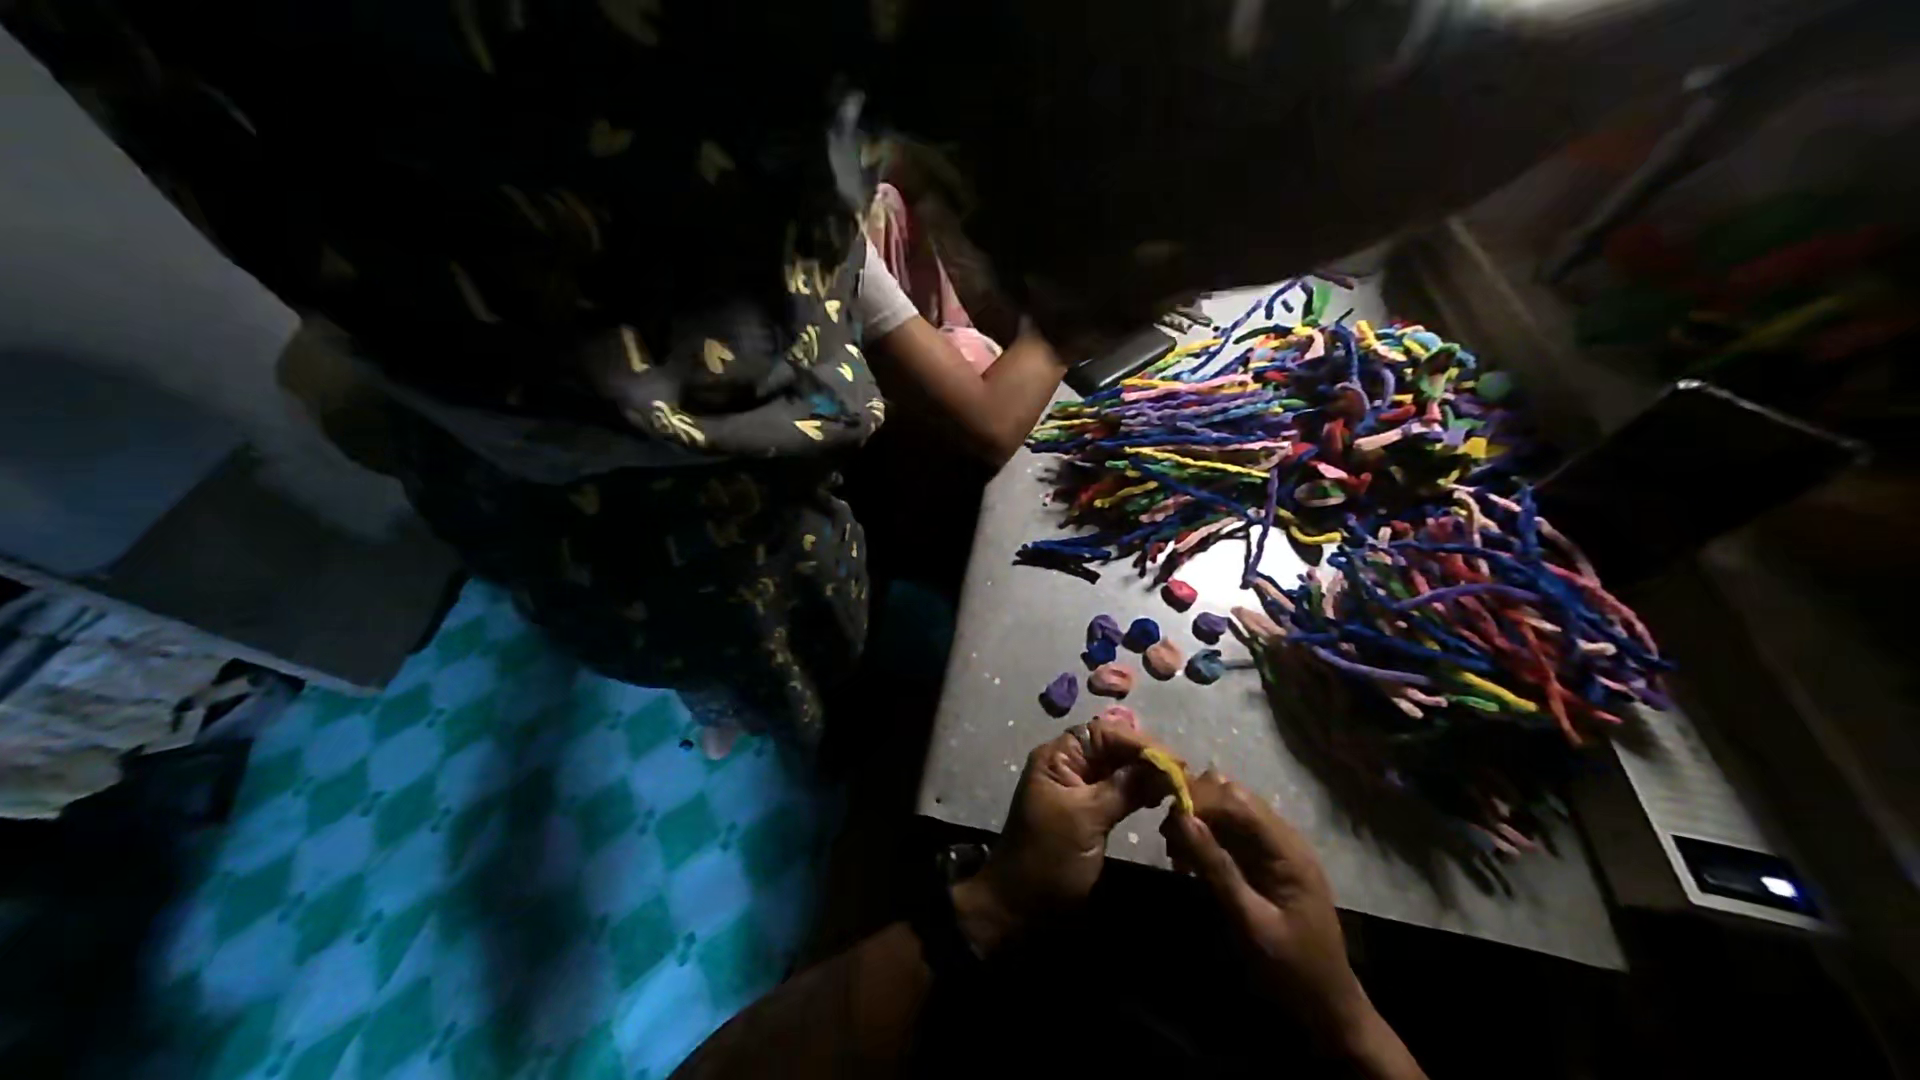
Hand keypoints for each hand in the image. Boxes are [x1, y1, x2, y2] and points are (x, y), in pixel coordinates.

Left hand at [954, 712, 1166, 954]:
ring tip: (1178, 786)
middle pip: (1114, 747)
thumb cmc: (1048, 858)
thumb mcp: (1085, 819)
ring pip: (1120, 768)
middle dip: (1147, 756)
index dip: (1139, 742)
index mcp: (1058, 757)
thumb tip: (1163, 766)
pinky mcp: (1092, 811)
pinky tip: (1162, 797)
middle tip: (1183, 775)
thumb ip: (1122, 788)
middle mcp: (1069, 765)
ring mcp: (1081, 788)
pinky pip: (1121, 790)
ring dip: (1148, 774)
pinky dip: (1142, 791)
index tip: (1174, 761)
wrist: (1021, 906)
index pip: (1103, 734)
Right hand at [1160, 771, 1370, 1043]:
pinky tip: (1189, 863)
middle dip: (1196, 807)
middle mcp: (1283, 838)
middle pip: (1232, 796)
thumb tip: (1182, 818)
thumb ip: (1217, 867)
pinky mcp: (1266, 861)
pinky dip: (1206, 838)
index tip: (1165, 820)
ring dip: (1198, 821)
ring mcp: (1275, 848)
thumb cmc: (1290, 968)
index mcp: (1287, 849)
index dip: (1198, 800)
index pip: (1236, 800)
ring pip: (1228, 809)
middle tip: (1169, 840)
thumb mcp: (1249, 921)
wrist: (1328, 1009)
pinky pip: (1231, 832)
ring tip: (1176, 854)